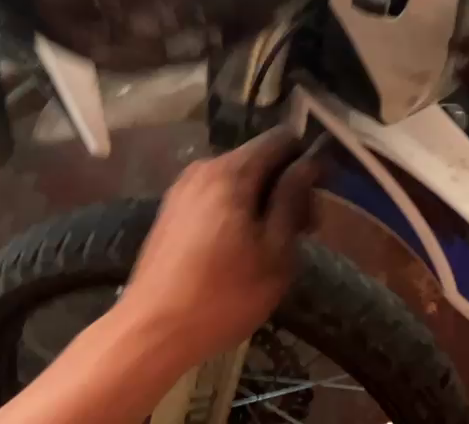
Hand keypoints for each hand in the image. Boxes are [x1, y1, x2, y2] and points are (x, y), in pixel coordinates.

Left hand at [117, 127, 323, 355]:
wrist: (151, 329)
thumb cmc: (223, 294)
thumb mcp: (274, 253)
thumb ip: (292, 200)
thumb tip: (307, 163)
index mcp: (232, 170)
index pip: (281, 138)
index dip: (306, 161)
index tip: (316, 198)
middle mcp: (205, 167)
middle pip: (259, 159)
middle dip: (284, 188)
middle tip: (300, 234)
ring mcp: (184, 187)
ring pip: (237, 179)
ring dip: (260, 203)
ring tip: (269, 249)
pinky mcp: (172, 209)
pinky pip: (215, 195)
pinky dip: (235, 211)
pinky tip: (237, 252)